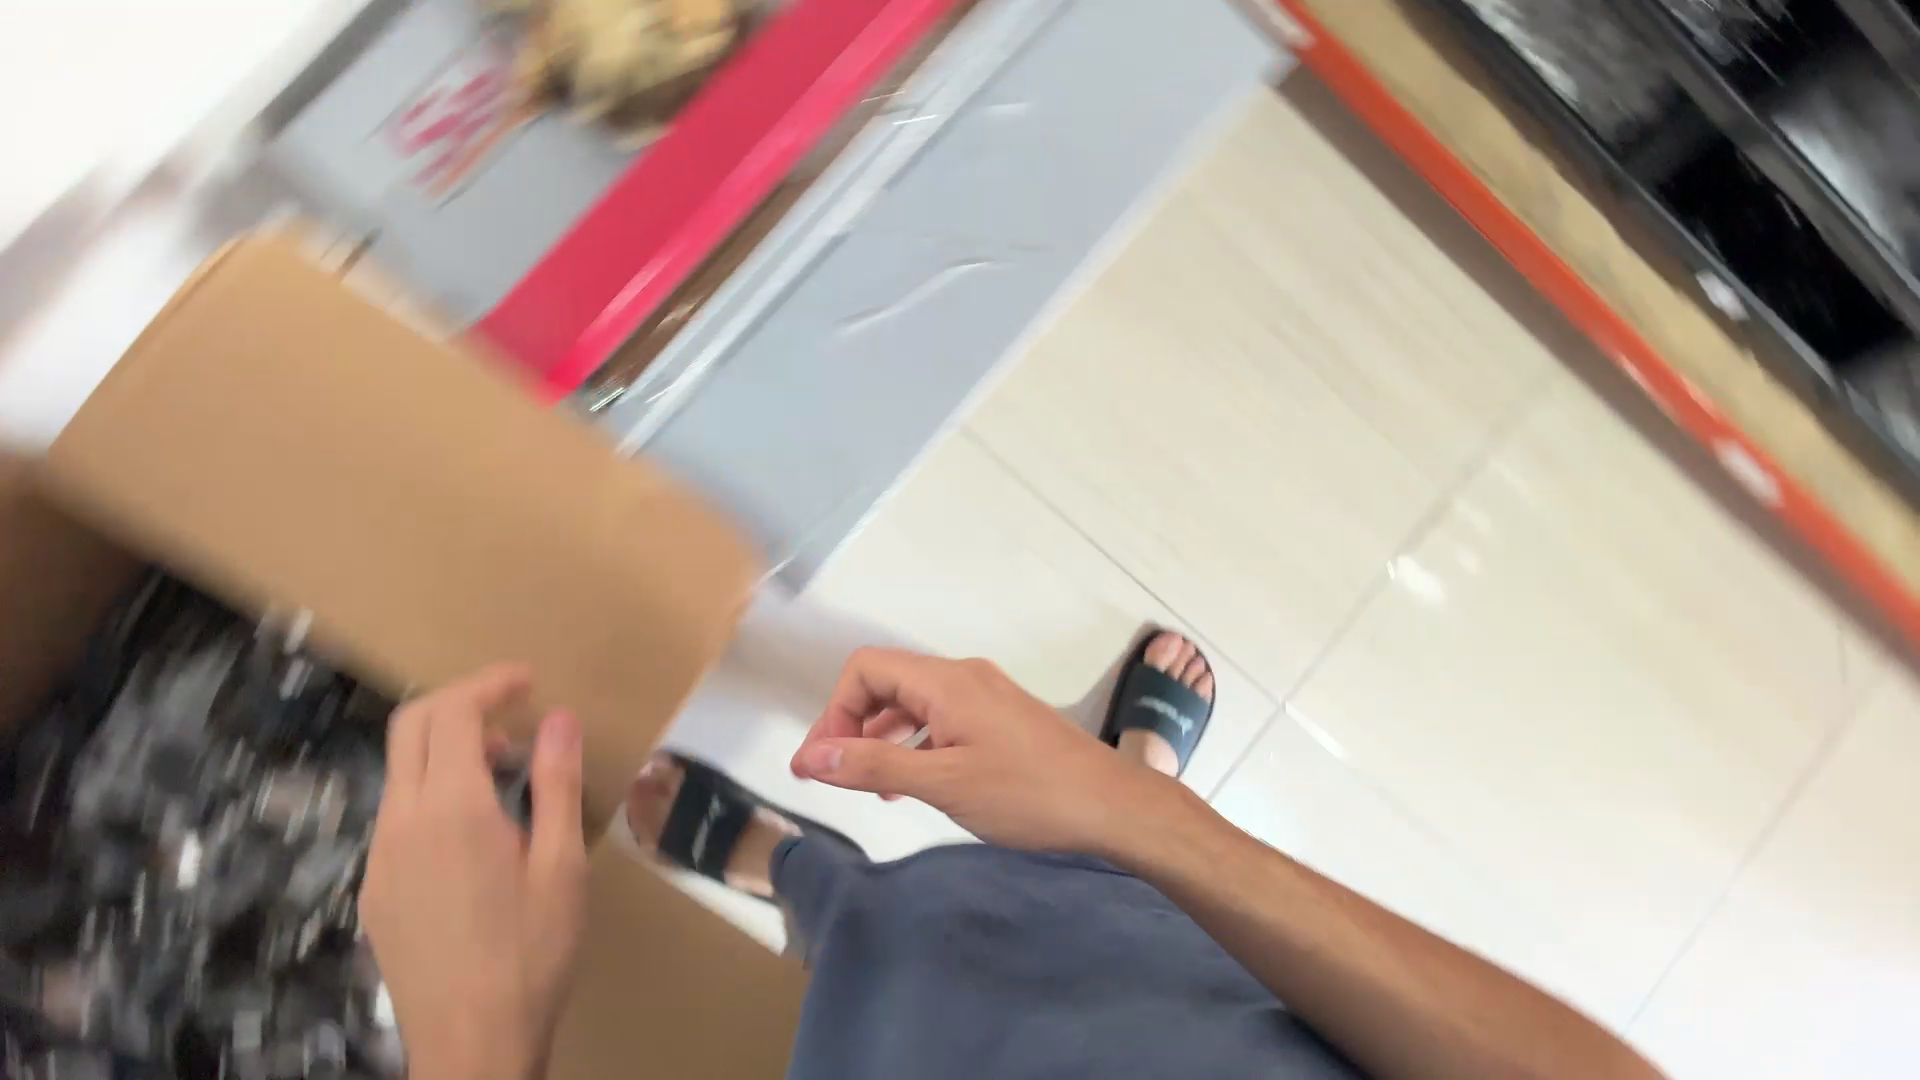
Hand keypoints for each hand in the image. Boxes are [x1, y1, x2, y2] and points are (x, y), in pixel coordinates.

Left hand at [360, 665, 588, 1079]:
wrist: (473, 1043)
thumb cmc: (532, 948)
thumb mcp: (562, 862)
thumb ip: (557, 782)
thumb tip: (560, 717)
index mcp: (452, 811)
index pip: (452, 715)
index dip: (490, 684)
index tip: (529, 679)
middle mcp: (401, 825)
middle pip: (411, 729)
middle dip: (462, 701)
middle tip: (517, 705)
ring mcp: (380, 859)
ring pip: (402, 772)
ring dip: (451, 747)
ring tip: (510, 768)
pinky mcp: (376, 890)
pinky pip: (399, 813)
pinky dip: (437, 788)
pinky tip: (480, 826)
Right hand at [788, 648, 1190, 854]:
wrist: (1112, 804)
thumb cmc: (1028, 794)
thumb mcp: (943, 783)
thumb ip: (874, 766)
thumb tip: (809, 756)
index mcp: (945, 681)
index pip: (866, 668)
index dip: (834, 711)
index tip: (825, 764)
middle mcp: (963, 676)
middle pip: (887, 682)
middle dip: (853, 725)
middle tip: (838, 777)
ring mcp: (985, 694)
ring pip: (914, 702)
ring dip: (883, 737)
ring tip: (874, 787)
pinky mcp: (1001, 717)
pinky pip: (942, 717)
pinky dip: (916, 742)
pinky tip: (915, 782)